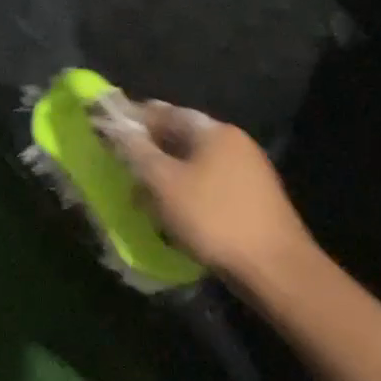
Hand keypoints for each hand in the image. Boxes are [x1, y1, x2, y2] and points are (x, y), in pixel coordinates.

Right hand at [97, 99, 317, 281]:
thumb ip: (136, 151)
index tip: (106, 133)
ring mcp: (247, 171)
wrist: (274, 268)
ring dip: (164, 177)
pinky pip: (207, 185)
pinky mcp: (251, 199)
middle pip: (179, 138)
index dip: (132, 119)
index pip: (165, 112)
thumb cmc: (213, 217)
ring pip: (192, 164)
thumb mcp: (163, 182)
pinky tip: (170, 215)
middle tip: (121, 169)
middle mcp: (234, 143)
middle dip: (147, 152)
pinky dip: (184, 193)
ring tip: (141, 198)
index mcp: (214, 131)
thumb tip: (115, 126)